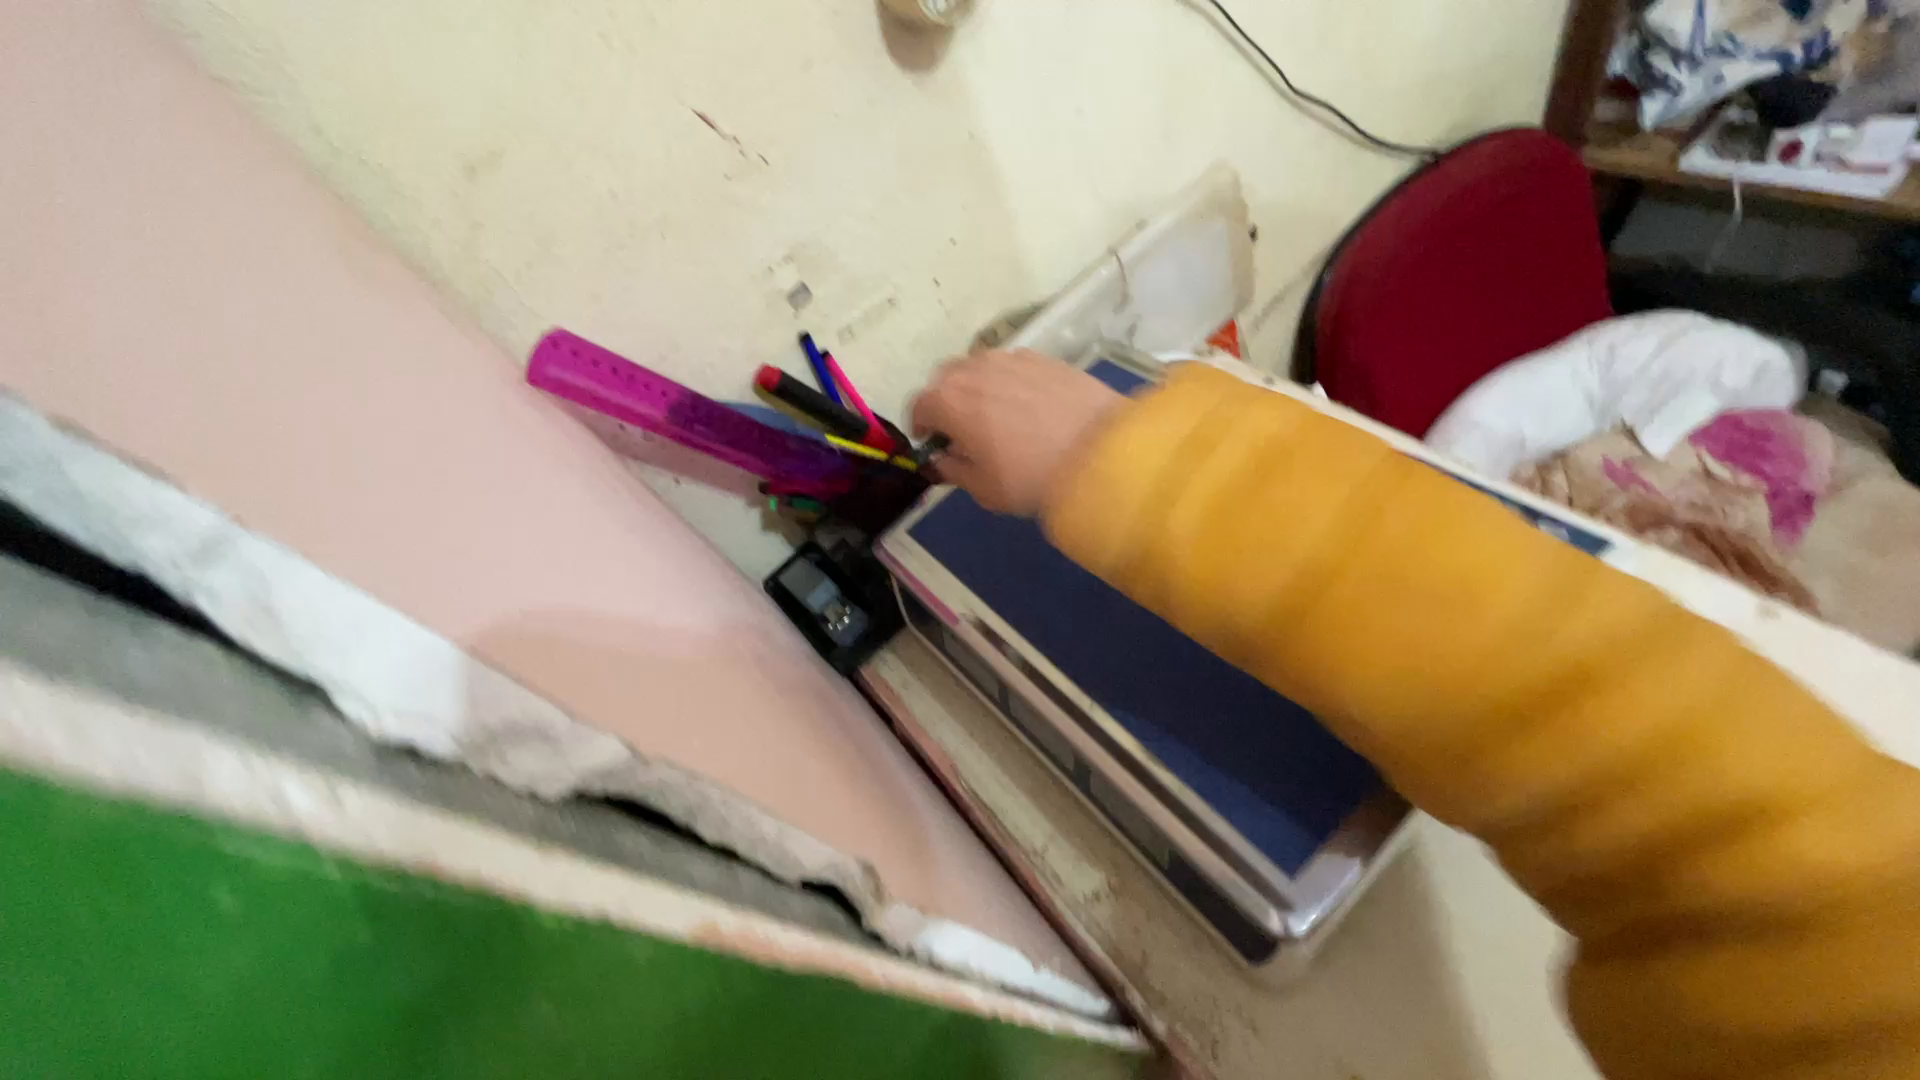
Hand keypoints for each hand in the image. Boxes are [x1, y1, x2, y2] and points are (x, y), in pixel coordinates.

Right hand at [910, 349, 1126, 516]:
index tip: (934, 445)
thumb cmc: (1030, 477)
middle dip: (947, 403)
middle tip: (964, 432)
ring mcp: (1011, 358)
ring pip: (981, 369)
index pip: (917, 406)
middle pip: (946, 380)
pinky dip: (1010, 384)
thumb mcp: (983, 488)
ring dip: (978, 390)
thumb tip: (943, 458)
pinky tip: (1030, 409)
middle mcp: (974, 368)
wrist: (1101, 453)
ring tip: (998, 418)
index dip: (921, 427)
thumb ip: (953, 470)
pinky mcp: (1045, 358)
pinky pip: (1013, 368)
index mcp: (948, 399)